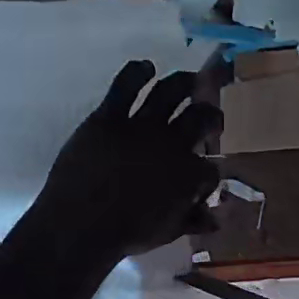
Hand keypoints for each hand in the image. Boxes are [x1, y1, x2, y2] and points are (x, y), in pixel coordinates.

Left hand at [34, 60, 223, 258]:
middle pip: (202, 117)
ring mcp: (141, 125)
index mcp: (189, 173)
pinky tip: (146, 66)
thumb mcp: (169, 230)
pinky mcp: (109, 117)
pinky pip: (125, 85)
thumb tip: (215, 220)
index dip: (208, 174)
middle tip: (210, 114)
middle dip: (211, 115)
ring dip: (184, 83)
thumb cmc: (129, 232)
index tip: (202, 179)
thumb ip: (193, 220)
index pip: (210, 168)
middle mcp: (173, 142)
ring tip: (191, 78)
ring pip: (170, 92)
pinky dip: (137, 72)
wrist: (82, 224)